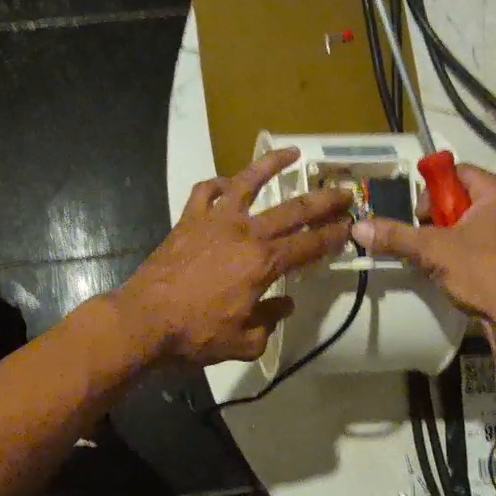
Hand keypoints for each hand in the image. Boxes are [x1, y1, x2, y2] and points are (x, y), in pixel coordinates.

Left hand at [113, 148, 352, 365]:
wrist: (145, 320)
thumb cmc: (196, 334)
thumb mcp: (244, 342)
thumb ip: (270, 322)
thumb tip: (283, 305)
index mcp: (264, 262)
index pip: (309, 246)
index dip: (334, 237)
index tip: (350, 228)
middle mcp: (245, 232)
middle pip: (293, 209)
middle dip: (323, 200)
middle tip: (345, 191)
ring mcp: (214, 221)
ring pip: (248, 182)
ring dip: (272, 165)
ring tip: (291, 153)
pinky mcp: (188, 220)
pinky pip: (205, 192)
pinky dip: (218, 183)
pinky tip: (226, 182)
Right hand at [351, 163, 495, 332]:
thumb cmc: (483, 273)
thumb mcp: (433, 251)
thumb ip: (396, 236)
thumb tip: (358, 227)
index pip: (457, 172)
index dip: (431, 191)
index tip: (418, 217)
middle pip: (463, 198)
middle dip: (437, 218)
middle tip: (425, 242)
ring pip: (472, 223)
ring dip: (448, 238)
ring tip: (437, 260)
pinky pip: (485, 241)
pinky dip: (465, 251)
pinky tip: (456, 273)